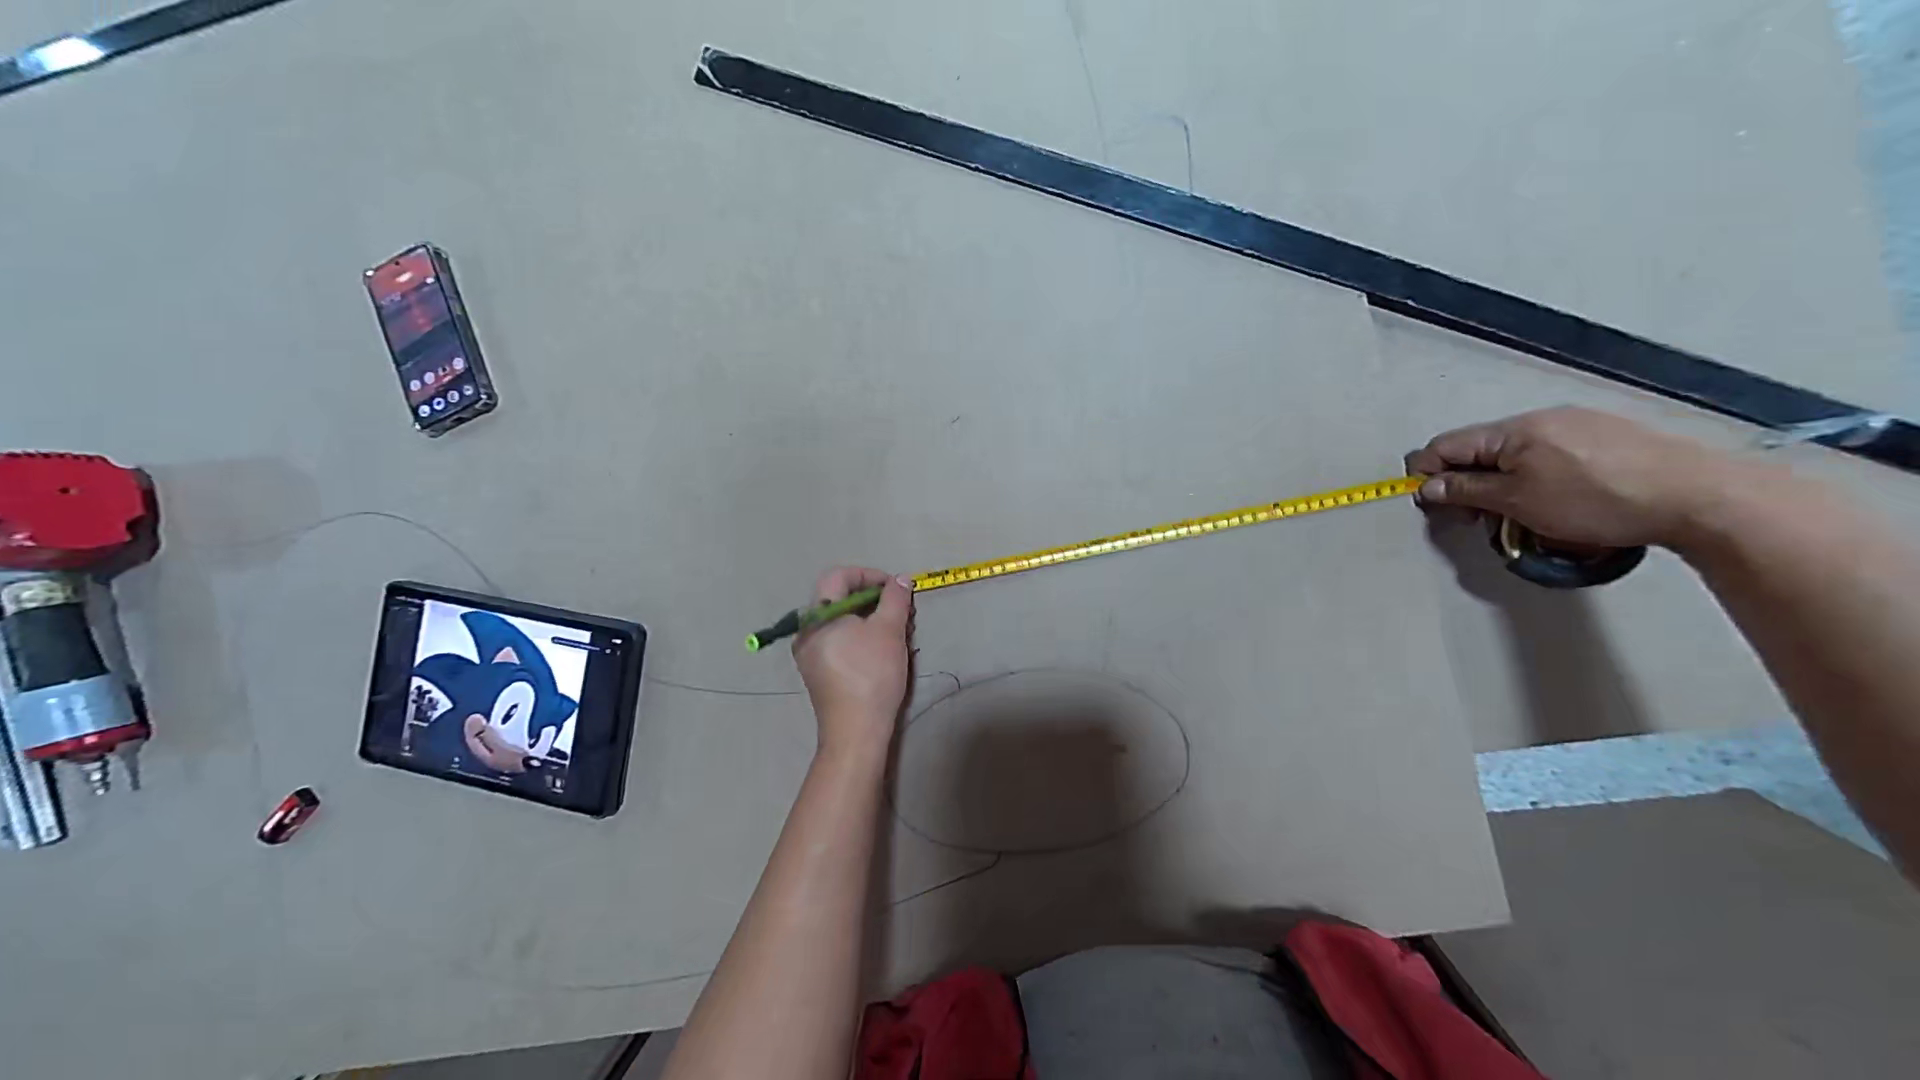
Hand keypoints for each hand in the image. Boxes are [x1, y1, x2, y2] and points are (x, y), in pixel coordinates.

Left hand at [792, 567, 913, 755]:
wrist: (856, 731)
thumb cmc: (871, 674)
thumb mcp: (890, 630)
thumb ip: (895, 598)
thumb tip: (900, 579)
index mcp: (817, 614)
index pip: (839, 576)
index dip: (869, 575)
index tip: (894, 588)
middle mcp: (806, 630)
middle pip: (839, 598)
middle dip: (874, 599)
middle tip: (901, 611)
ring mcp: (809, 654)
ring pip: (841, 622)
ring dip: (871, 620)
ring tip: (898, 633)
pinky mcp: (818, 673)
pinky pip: (838, 642)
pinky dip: (860, 638)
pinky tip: (883, 652)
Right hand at [1404, 407, 1745, 549]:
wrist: (1698, 496)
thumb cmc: (1596, 500)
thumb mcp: (1518, 502)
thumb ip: (1466, 490)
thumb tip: (1428, 485)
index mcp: (1513, 430)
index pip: (1444, 445)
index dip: (1426, 474)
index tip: (1432, 506)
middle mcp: (1540, 419)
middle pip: (1478, 449)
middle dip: (1466, 483)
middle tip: (1475, 519)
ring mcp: (1576, 425)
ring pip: (1513, 454)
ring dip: (1500, 484)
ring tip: (1518, 515)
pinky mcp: (1606, 438)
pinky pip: (1548, 455)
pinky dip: (1533, 478)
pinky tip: (1555, 500)